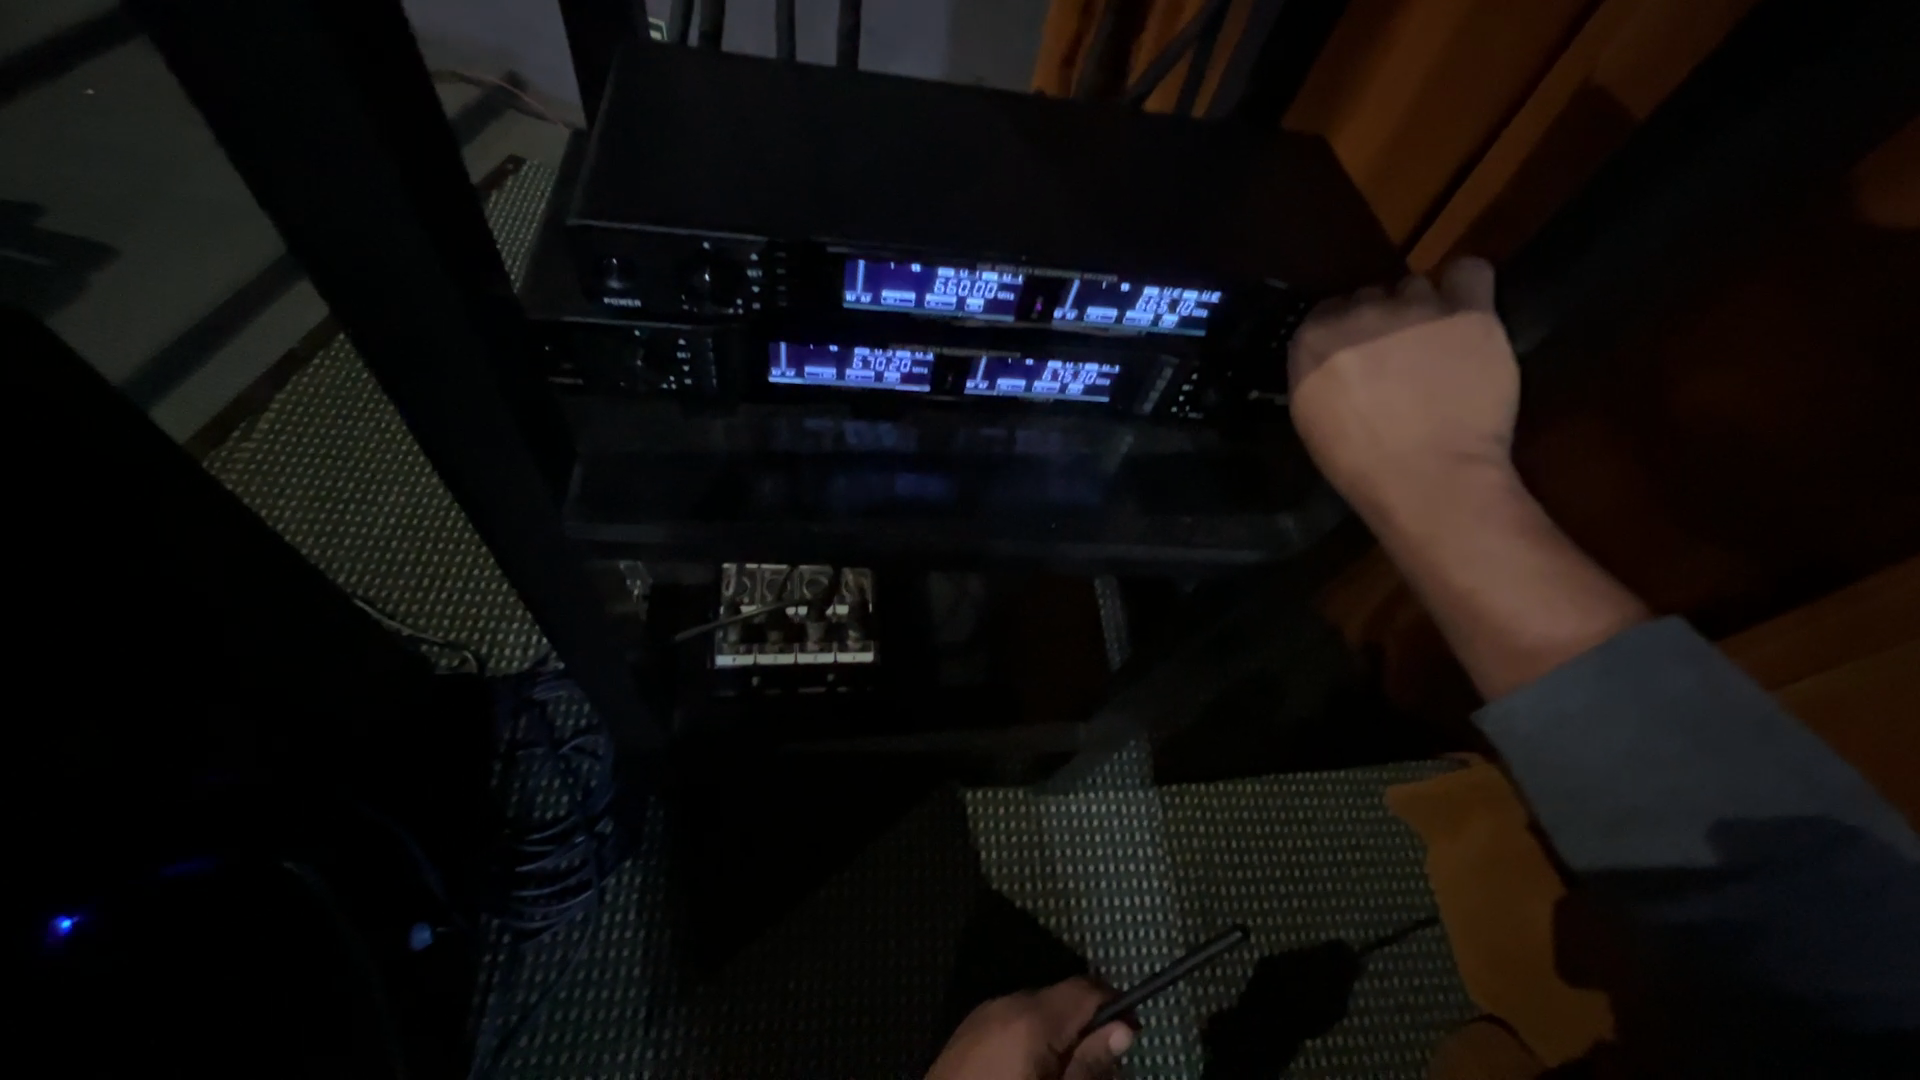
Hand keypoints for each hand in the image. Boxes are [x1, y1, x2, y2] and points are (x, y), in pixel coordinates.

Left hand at [926, 977, 1135, 1079]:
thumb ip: (1089, 1065)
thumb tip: (1124, 1030)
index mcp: (1031, 1016)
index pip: (1086, 988)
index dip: (1115, 1008)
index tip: (1133, 1038)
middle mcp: (1007, 1002)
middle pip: (1063, 999)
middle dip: (1087, 1029)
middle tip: (1100, 1073)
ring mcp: (983, 1014)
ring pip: (1038, 1012)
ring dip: (1060, 1038)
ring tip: (1065, 1076)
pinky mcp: (968, 1031)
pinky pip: (1013, 1023)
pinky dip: (1032, 1042)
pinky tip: (1031, 1075)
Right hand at [1287, 258, 1518, 523]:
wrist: (1428, 476)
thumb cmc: (1359, 462)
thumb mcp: (1310, 416)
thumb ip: (1316, 371)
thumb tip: (1332, 356)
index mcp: (1312, 339)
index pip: (1327, 311)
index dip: (1343, 332)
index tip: (1355, 358)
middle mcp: (1360, 312)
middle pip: (1371, 295)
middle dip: (1380, 321)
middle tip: (1395, 357)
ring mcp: (1416, 308)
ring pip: (1416, 286)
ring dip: (1421, 309)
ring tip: (1434, 343)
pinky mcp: (1470, 312)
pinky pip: (1469, 271)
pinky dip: (1466, 284)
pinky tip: (1466, 310)